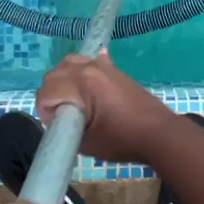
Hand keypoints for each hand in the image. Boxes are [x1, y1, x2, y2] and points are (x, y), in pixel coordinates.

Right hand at [38, 52, 174, 164]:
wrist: (158, 132)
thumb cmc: (121, 140)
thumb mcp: (85, 142)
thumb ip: (64, 128)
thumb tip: (58, 118)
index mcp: (81, 84)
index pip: (46, 91)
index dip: (45, 111)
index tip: (56, 126)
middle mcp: (89, 68)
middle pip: (55, 73)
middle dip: (50, 94)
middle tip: (60, 116)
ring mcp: (103, 66)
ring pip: (70, 63)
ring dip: (63, 79)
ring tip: (70, 101)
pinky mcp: (114, 69)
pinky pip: (91, 61)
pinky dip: (83, 69)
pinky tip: (86, 81)